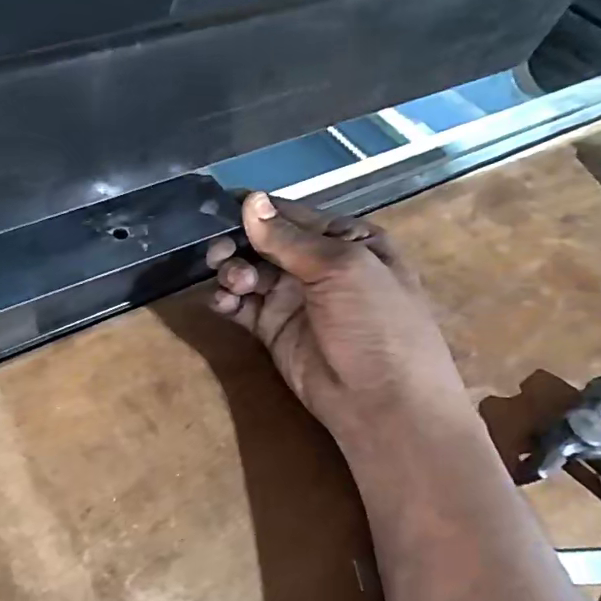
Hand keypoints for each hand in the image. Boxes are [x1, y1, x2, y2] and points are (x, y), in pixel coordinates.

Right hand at [205, 192, 471, 453]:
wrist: (382, 401)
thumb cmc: (375, 322)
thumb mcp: (341, 268)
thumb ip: (290, 238)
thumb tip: (250, 199)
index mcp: (345, 239)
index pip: (291, 214)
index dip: (255, 210)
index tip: (218, 208)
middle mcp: (317, 264)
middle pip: (265, 242)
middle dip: (238, 242)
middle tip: (218, 254)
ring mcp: (295, 299)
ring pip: (250, 272)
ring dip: (233, 271)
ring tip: (235, 285)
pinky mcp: (274, 331)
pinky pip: (243, 306)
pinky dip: (228, 300)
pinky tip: (223, 303)